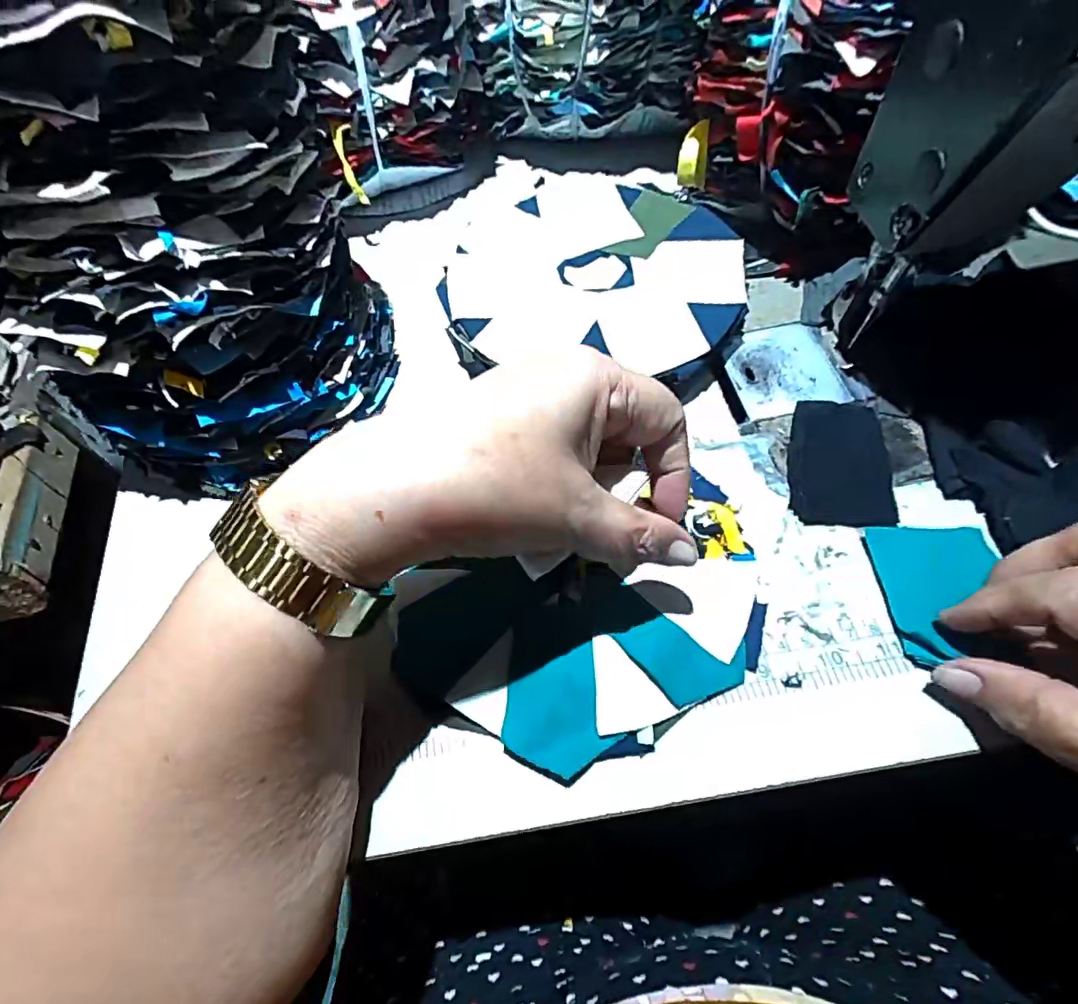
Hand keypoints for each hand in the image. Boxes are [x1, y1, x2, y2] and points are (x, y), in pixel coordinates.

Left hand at [259, 349, 697, 584]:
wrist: (386, 493)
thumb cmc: (498, 490)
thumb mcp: (578, 516)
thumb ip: (641, 536)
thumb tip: (691, 557)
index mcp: (595, 377)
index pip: (669, 419)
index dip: (675, 475)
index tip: (660, 526)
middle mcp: (566, 371)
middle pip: (632, 431)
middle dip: (631, 490)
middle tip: (612, 533)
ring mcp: (529, 391)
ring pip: (594, 445)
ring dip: (598, 493)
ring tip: (572, 530)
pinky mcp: (502, 416)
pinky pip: (559, 447)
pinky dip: (566, 485)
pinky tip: (541, 516)